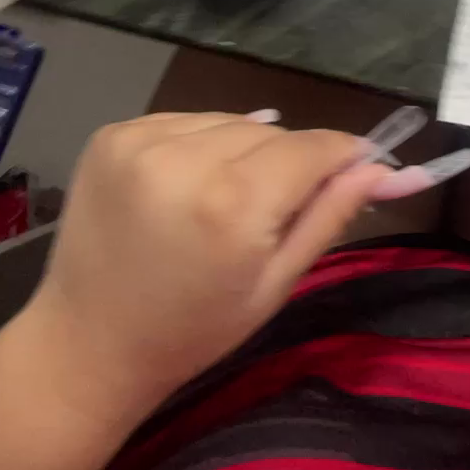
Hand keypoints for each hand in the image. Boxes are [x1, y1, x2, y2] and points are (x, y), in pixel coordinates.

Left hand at [26, 113, 392, 408]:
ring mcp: (141, 141)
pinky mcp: (112, 134)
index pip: (313, 148)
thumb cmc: (193, 330)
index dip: (345, 153)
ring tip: (228, 195)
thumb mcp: (275, 284)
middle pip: (273, 131)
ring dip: (244, 147)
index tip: (363, 163)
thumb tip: (384, 168)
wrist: (85, 348)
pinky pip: (185, 121)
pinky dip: (200, 143)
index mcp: (232, 204)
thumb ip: (330, 215)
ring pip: (230, 121)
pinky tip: (189, 183)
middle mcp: (185, 158)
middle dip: (290, 158)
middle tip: (277, 205)